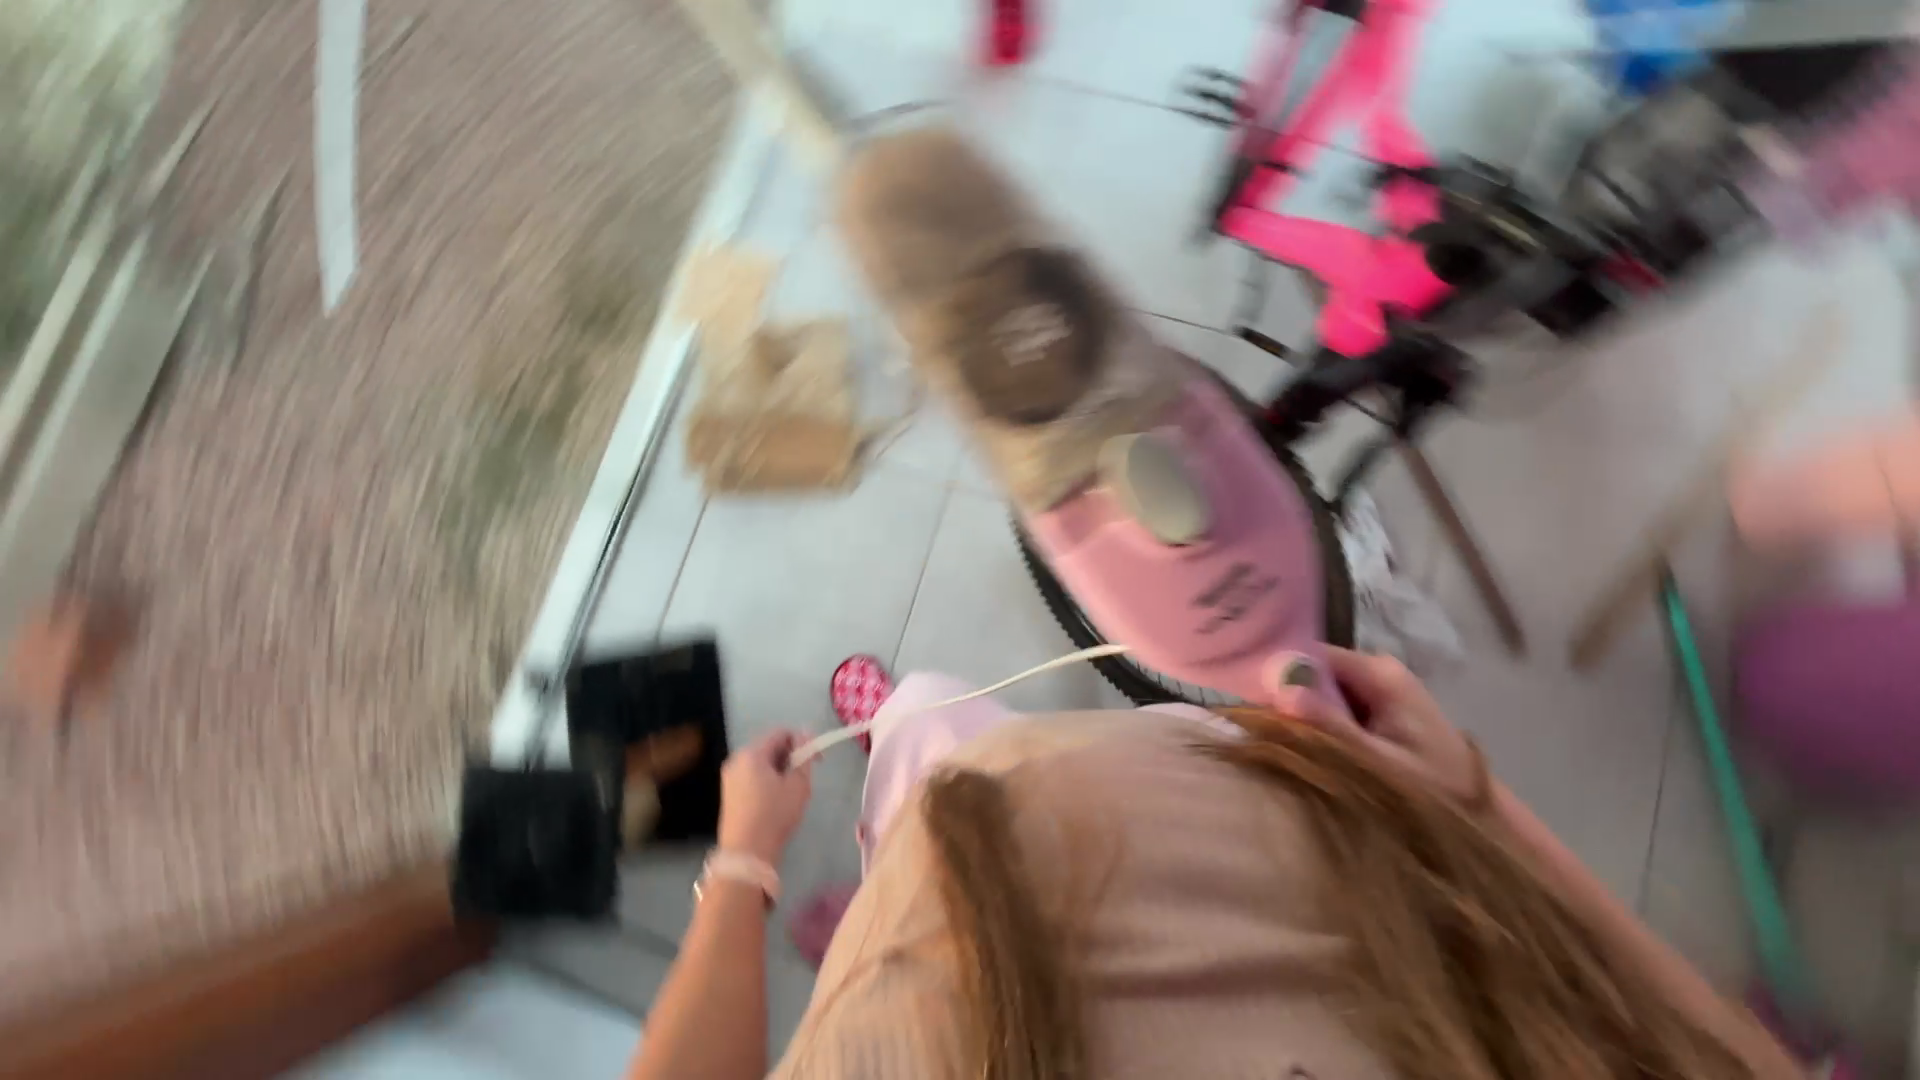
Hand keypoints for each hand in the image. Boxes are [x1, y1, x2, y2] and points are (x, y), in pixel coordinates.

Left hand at [717, 731, 813, 862]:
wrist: (746, 853)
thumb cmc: (775, 815)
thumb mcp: (798, 784)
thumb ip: (804, 755)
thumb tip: (805, 734)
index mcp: (752, 753)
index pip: (782, 733)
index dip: (803, 742)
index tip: (816, 761)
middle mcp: (736, 759)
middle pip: (770, 746)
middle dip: (790, 757)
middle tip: (803, 779)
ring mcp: (729, 777)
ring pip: (761, 762)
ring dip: (779, 769)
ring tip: (790, 791)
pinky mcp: (728, 793)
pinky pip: (752, 776)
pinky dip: (766, 780)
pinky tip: (774, 801)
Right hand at [1272, 647, 1484, 805]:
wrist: (1484, 821)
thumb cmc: (1435, 791)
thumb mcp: (1378, 763)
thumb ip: (1330, 726)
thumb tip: (1279, 687)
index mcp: (1380, 672)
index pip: (1310, 654)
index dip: (1278, 675)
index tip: (1249, 702)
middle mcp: (1378, 670)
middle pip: (1313, 671)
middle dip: (1287, 697)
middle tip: (1259, 729)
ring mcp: (1379, 689)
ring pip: (1321, 690)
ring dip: (1300, 714)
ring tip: (1274, 739)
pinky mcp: (1378, 709)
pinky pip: (1334, 706)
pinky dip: (1317, 724)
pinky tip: (1301, 745)